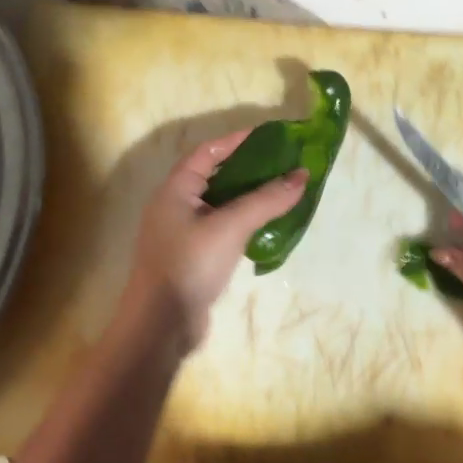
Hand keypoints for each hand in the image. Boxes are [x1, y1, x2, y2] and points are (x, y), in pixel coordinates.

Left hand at [115, 130, 307, 354]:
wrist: (161, 326)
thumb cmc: (190, 266)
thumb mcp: (230, 227)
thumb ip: (266, 200)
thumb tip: (302, 175)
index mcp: (175, 190)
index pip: (207, 152)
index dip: (237, 141)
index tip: (271, 137)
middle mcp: (174, 206)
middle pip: (214, 176)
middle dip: (248, 168)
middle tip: (283, 163)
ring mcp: (182, 234)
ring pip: (220, 205)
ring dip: (248, 197)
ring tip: (282, 191)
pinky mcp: (193, 258)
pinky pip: (221, 229)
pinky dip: (243, 222)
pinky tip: (266, 226)